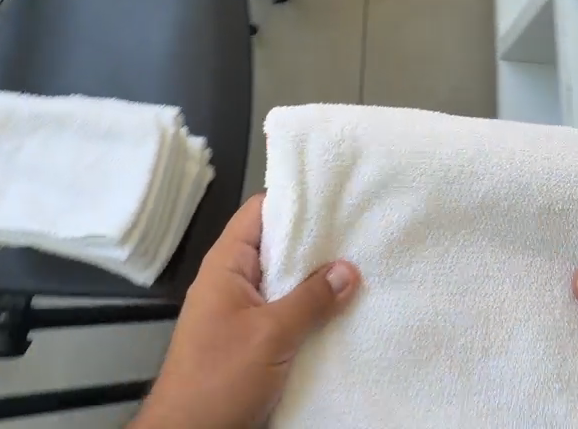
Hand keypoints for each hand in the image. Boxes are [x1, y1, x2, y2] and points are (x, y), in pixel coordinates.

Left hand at [131, 194, 360, 428]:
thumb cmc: (219, 378)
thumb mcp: (270, 336)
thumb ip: (311, 300)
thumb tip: (348, 268)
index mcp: (227, 262)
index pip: (260, 210)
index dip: (295, 201)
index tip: (334, 198)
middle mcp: (232, 278)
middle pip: (276, 244)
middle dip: (313, 242)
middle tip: (357, 235)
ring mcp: (239, 309)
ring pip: (282, 280)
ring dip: (313, 279)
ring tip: (357, 269)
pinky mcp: (249, 338)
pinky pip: (282, 310)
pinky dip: (307, 308)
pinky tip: (338, 311)